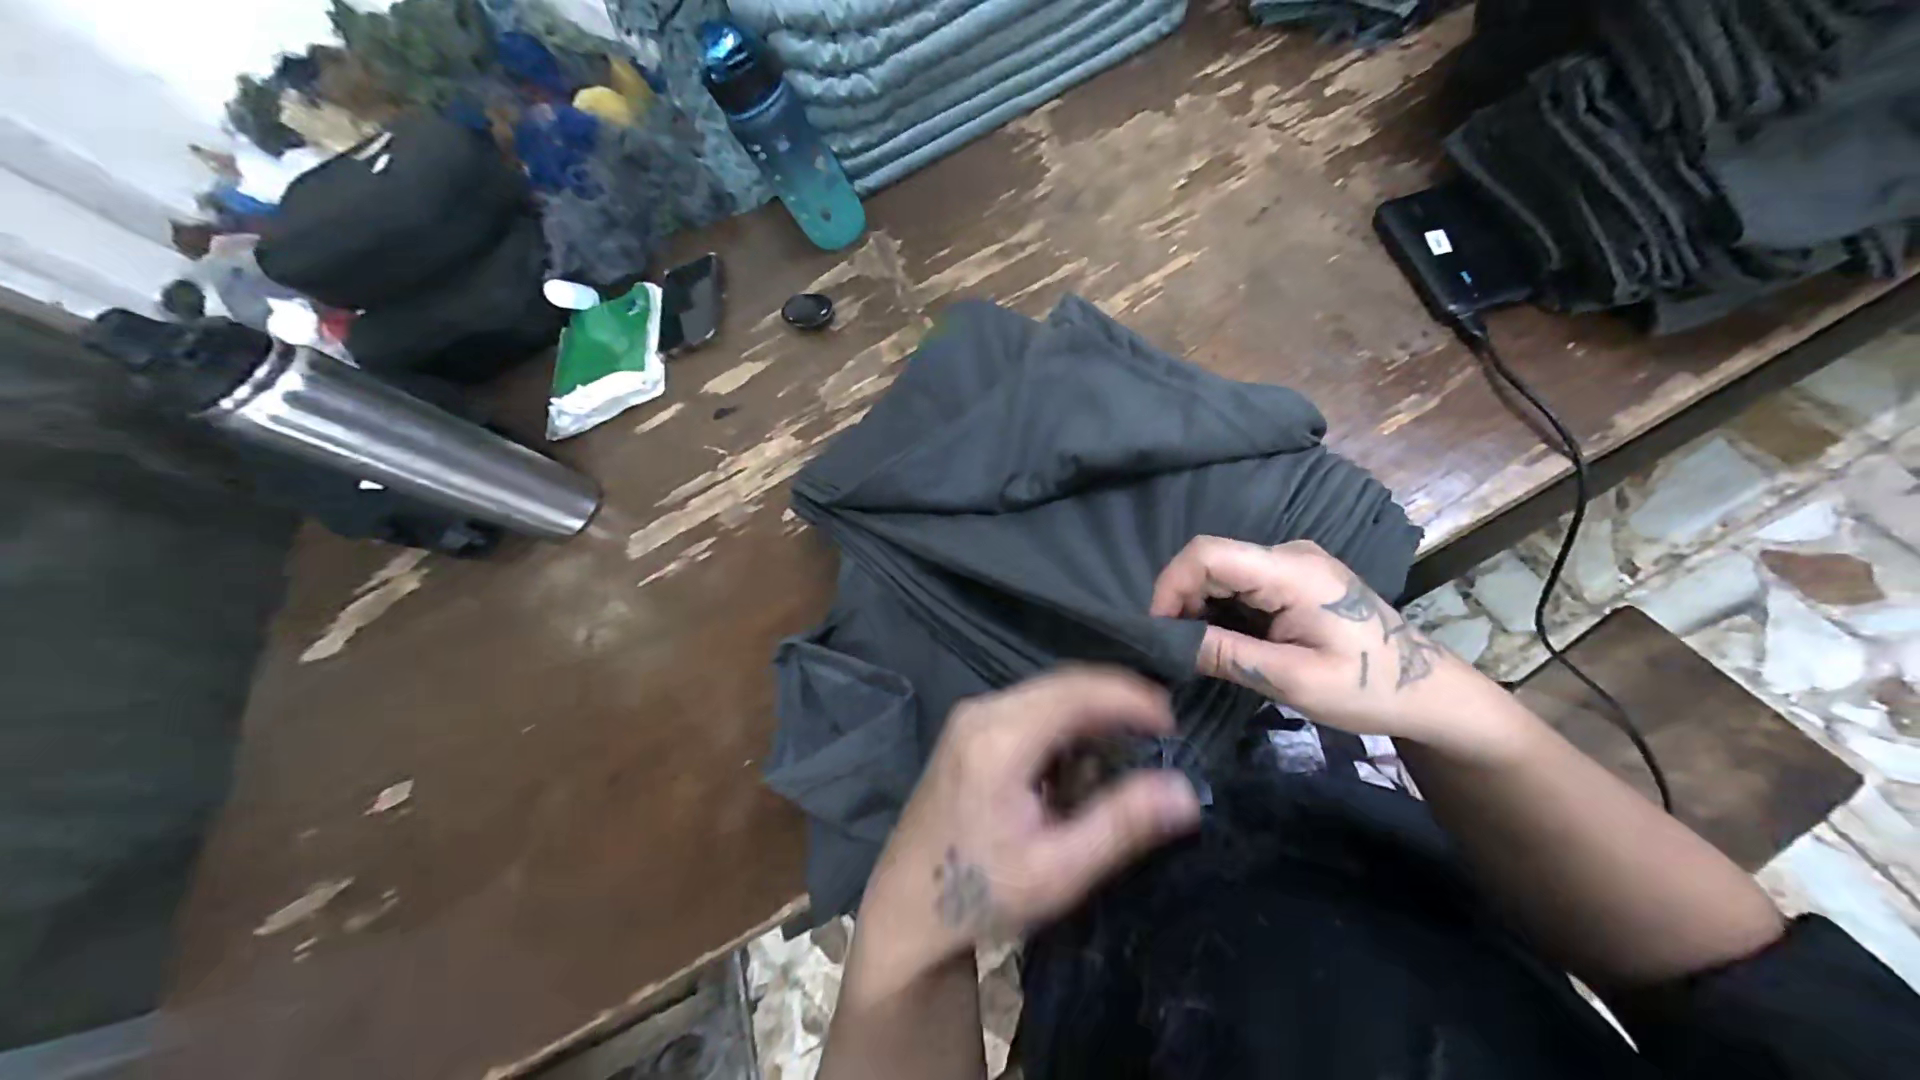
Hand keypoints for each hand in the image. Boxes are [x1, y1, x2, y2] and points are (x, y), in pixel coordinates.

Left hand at [853, 670, 1202, 990]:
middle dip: (1116, 704)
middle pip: (1063, 684)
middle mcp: (981, 712)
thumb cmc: (980, 893)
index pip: (1077, 691)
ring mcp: (970, 717)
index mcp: (999, 738)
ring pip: (1047, 693)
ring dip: (1090, 714)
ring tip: (1125, 754)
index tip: (1173, 724)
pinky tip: (1078, 763)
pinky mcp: (968, 729)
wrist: (907, 906)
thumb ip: (1120, 825)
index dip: (1131, 698)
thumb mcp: (1057, 870)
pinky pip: (1029, 707)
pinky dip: (1064, 724)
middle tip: (1159, 737)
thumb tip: (1185, 791)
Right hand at [1151, 537, 1503, 746]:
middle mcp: (1289, 553)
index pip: (1206, 553)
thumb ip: (1225, 655)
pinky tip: (1223, 639)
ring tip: (1199, 649)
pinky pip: (1239, 582)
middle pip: (1210, 560)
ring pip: (1221, 571)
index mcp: (1292, 571)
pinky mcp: (1294, 577)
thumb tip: (1165, 642)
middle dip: (1181, 601)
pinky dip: (1220, 609)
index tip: (1156, 629)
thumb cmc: (1368, 687)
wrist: (1429, 691)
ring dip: (1199, 607)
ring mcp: (1292, 562)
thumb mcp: (1292, 680)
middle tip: (1176, 648)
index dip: (1170, 585)